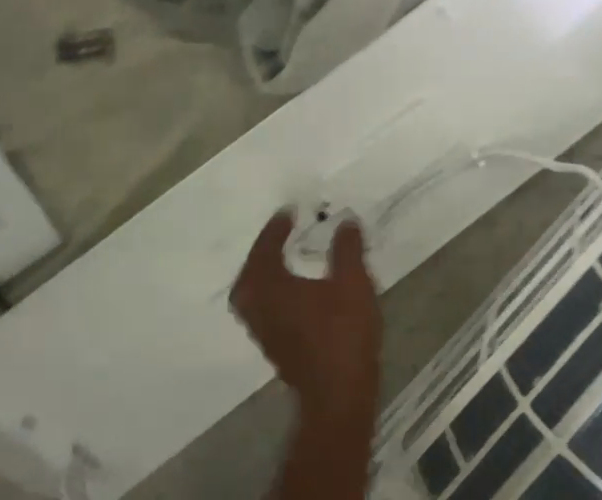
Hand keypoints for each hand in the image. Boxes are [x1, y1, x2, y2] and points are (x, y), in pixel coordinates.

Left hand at [230, 214, 382, 422]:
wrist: (339, 390)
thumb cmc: (343, 331)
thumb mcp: (352, 282)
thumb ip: (346, 249)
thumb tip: (344, 221)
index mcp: (272, 289)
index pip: (265, 252)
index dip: (275, 230)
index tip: (287, 212)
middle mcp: (260, 309)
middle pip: (249, 277)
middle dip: (261, 254)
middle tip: (278, 236)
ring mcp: (265, 332)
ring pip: (253, 297)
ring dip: (264, 275)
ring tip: (284, 260)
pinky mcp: (276, 347)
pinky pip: (264, 310)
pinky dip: (273, 293)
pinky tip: (295, 292)